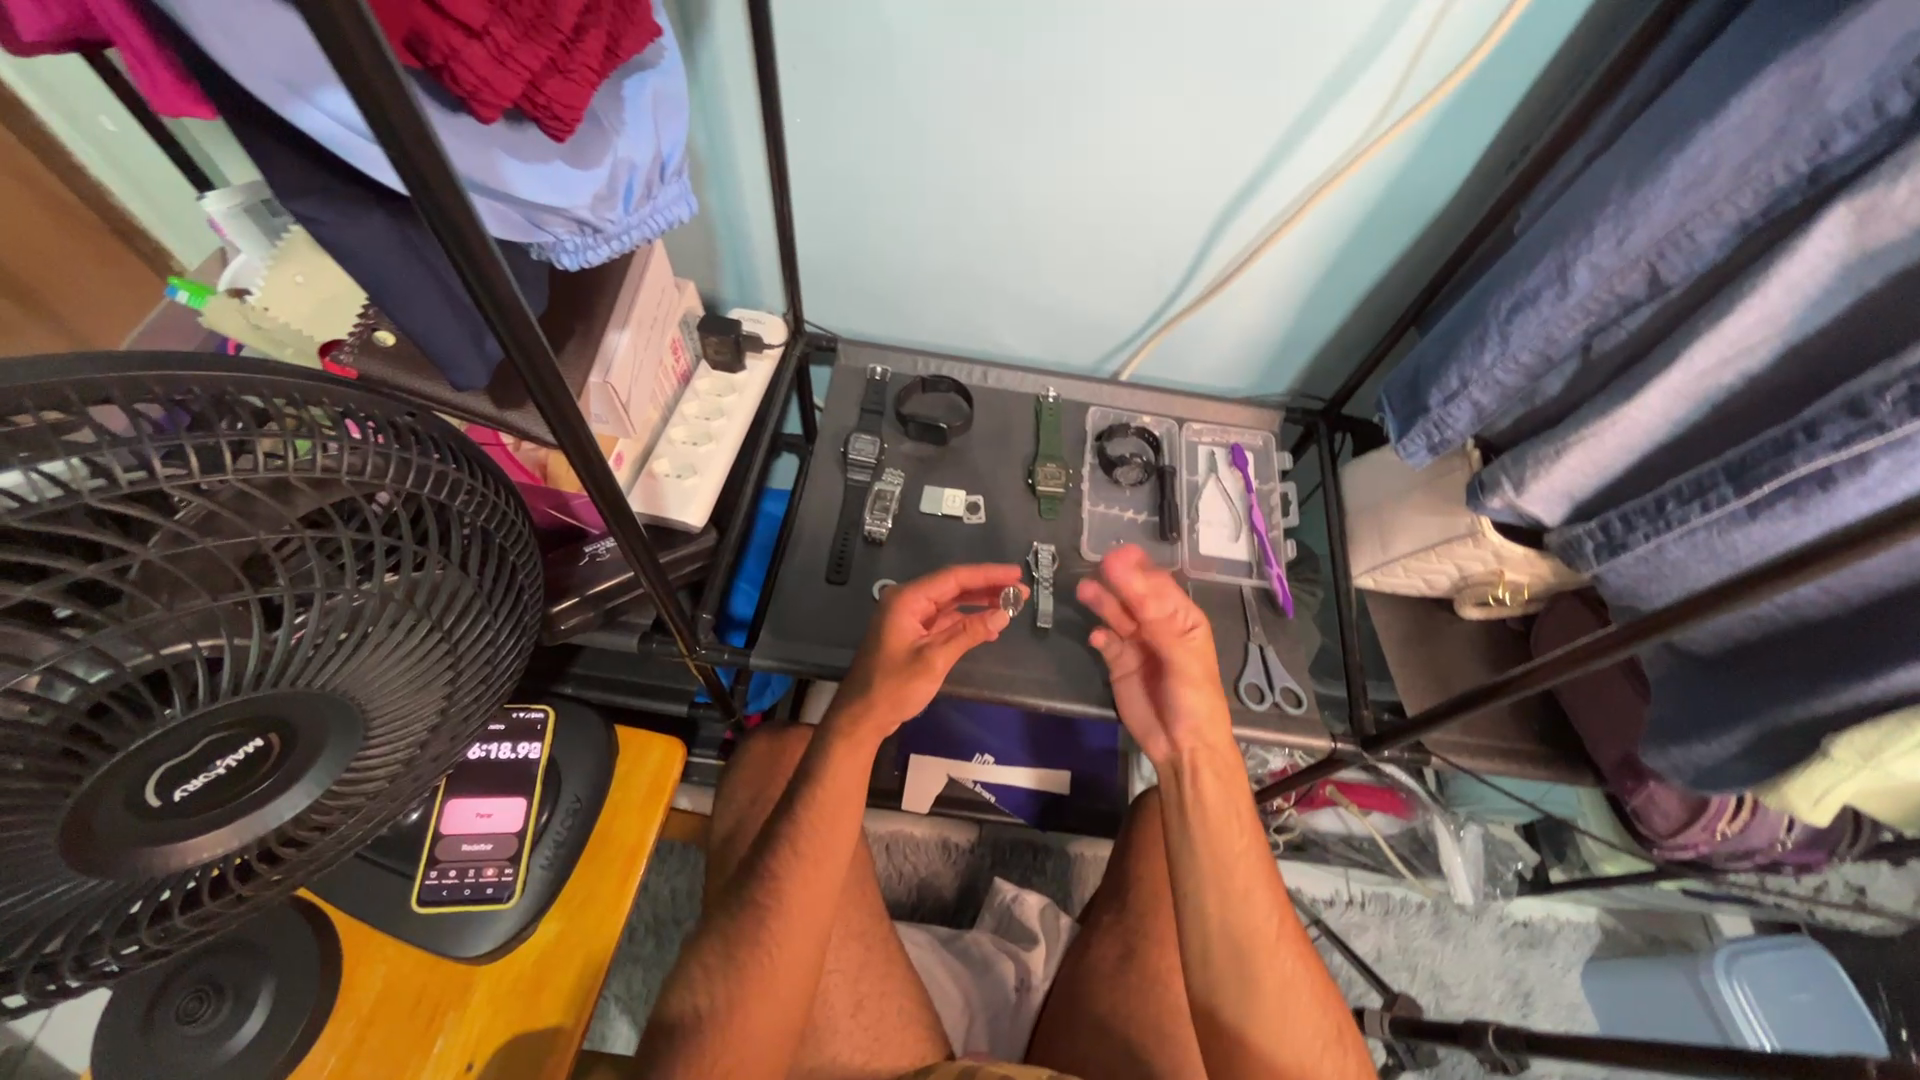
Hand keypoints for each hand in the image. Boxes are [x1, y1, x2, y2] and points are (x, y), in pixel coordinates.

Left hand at [831, 563, 1026, 743]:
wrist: (863, 716)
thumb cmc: (894, 686)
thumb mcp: (935, 658)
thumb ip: (969, 633)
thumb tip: (1003, 613)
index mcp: (908, 599)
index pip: (954, 578)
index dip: (987, 575)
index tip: (1015, 574)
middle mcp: (908, 602)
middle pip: (953, 587)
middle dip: (987, 588)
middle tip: (1020, 591)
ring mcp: (910, 618)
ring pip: (951, 603)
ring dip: (979, 605)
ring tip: (1011, 606)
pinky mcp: (914, 635)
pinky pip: (945, 620)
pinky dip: (967, 622)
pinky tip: (989, 628)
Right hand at [1078, 545, 1234, 767]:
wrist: (1182, 748)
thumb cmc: (1195, 699)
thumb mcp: (1182, 658)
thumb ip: (1156, 620)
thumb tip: (1131, 580)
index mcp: (1182, 620)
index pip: (1157, 587)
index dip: (1138, 571)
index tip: (1115, 556)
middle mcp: (1158, 626)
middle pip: (1133, 596)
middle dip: (1117, 582)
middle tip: (1095, 566)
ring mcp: (1137, 644)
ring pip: (1116, 615)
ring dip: (1102, 602)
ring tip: (1083, 591)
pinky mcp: (1118, 664)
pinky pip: (1105, 642)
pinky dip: (1099, 637)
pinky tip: (1096, 637)